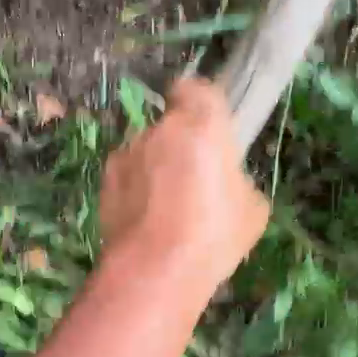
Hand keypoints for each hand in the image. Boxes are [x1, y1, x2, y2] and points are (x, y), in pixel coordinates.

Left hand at [98, 79, 269, 290]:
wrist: (155, 267)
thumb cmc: (213, 235)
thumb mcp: (251, 209)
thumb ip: (236, 180)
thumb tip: (225, 182)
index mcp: (203, 125)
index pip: (197, 89)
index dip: (199, 101)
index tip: (206, 122)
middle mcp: (162, 129)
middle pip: (172, 124)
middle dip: (181, 144)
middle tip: (194, 178)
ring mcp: (129, 151)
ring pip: (148, 149)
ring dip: (156, 166)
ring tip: (167, 206)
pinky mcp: (106, 176)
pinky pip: (128, 171)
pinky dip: (135, 185)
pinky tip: (145, 217)